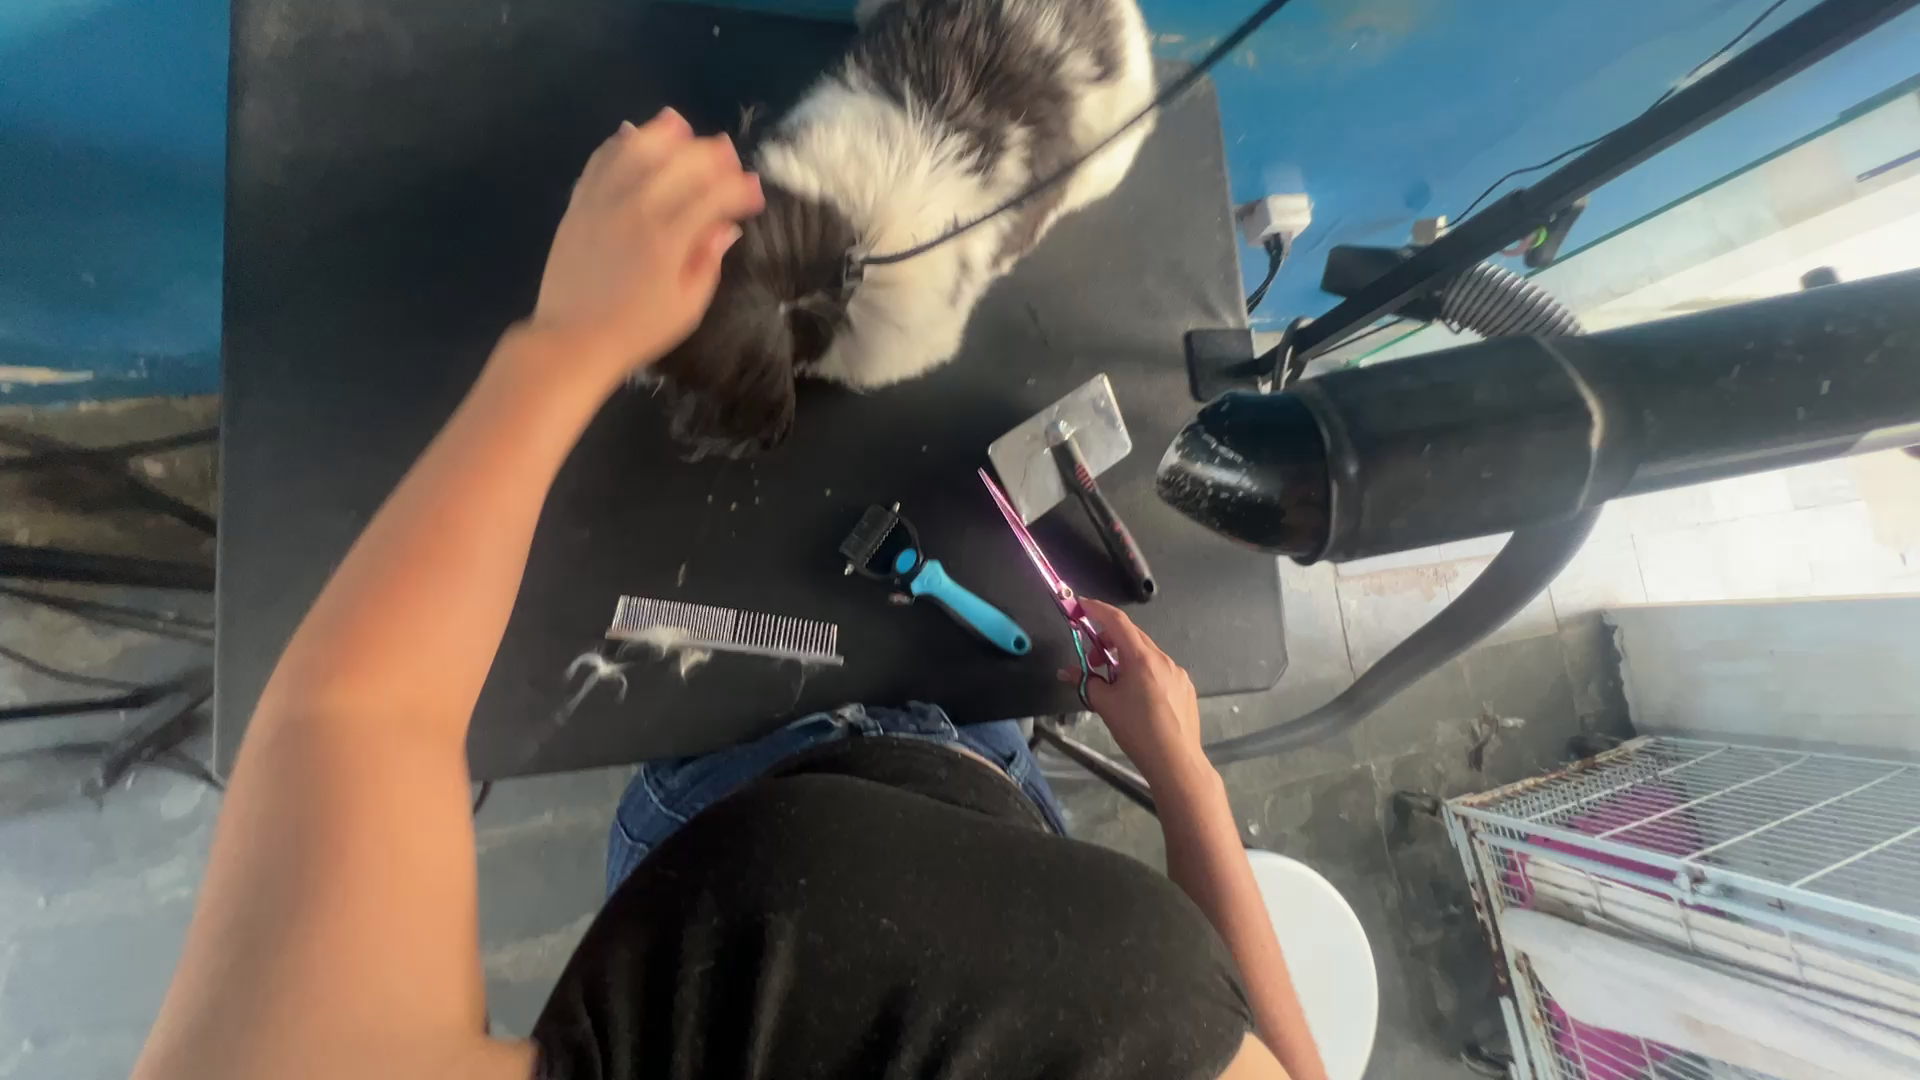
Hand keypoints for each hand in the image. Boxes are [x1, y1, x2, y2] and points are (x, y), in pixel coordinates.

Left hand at [528, 108, 764, 382]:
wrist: (574, 338)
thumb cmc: (639, 330)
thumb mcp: (687, 306)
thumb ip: (707, 262)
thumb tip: (726, 228)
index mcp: (668, 239)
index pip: (712, 197)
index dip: (739, 189)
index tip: (756, 191)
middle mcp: (635, 208)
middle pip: (678, 164)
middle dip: (709, 155)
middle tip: (730, 156)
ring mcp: (602, 201)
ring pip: (637, 151)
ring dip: (663, 135)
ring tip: (683, 126)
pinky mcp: (579, 203)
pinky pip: (601, 160)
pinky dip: (620, 143)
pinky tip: (634, 135)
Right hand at [1070, 599, 1213, 789]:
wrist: (1175, 761)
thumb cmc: (1136, 730)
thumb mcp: (1104, 704)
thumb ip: (1086, 681)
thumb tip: (1068, 672)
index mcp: (1141, 658)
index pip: (1117, 621)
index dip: (1097, 609)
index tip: (1081, 604)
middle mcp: (1162, 659)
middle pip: (1132, 637)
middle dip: (1109, 641)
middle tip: (1093, 659)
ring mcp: (1177, 673)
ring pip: (1146, 654)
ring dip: (1126, 659)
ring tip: (1113, 683)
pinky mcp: (1185, 688)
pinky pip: (1159, 670)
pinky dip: (1142, 672)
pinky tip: (1137, 697)